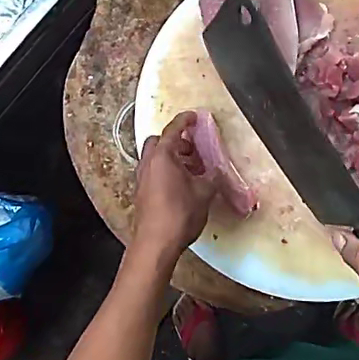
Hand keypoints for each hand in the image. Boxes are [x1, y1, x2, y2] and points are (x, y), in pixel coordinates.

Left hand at [131, 111, 218, 262]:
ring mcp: (142, 179)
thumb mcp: (205, 192)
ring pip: (155, 158)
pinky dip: (167, 170)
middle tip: (195, 148)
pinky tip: (184, 184)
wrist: (156, 243)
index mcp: (162, 156)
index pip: (173, 130)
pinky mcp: (142, 193)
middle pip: (159, 142)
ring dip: (173, 157)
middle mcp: (148, 164)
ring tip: (194, 168)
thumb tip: (216, 171)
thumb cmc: (180, 213)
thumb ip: (212, 176)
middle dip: (176, 141)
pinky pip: (154, 172)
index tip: (194, 116)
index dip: (185, 121)